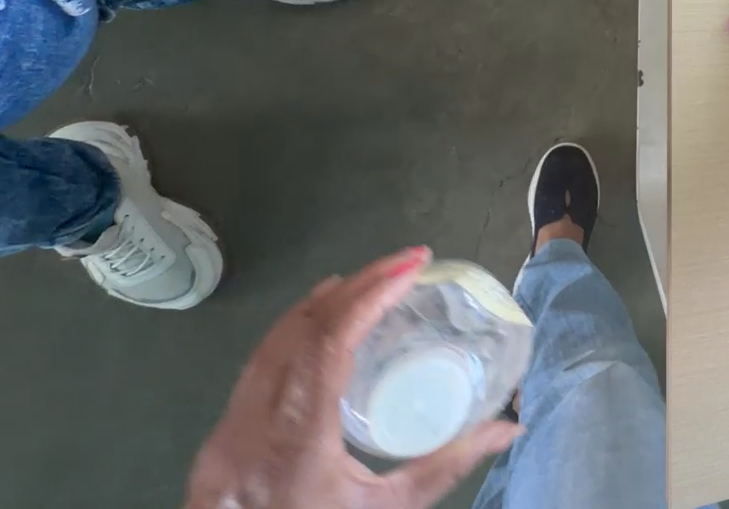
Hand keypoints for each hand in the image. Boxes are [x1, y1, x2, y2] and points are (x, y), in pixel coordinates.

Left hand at [184, 247, 520, 508]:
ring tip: (375, 278)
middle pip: (301, 332)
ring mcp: (225, 434)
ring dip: (327, 301)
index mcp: (297, 445)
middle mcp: (251, 430)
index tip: (414, 269)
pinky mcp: (218, 439)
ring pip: (273, 342)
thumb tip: (510, 426)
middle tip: (410, 261)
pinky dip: (297, 327)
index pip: (328, 347)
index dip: (371, 298)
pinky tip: (323, 318)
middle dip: (359, 286)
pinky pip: (259, 363)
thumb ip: (447, 466)